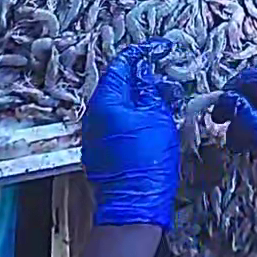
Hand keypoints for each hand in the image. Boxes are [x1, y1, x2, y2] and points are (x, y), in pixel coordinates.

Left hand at [83, 39, 181, 228]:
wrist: (134, 207)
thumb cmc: (147, 162)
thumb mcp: (156, 117)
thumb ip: (149, 90)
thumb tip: (146, 72)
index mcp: (105, 100)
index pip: (121, 64)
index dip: (142, 54)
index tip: (159, 49)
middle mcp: (93, 114)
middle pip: (117, 84)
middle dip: (140, 76)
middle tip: (163, 72)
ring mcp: (94, 133)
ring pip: (118, 104)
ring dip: (138, 97)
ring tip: (162, 96)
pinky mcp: (100, 150)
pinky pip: (116, 123)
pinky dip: (132, 116)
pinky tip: (150, 120)